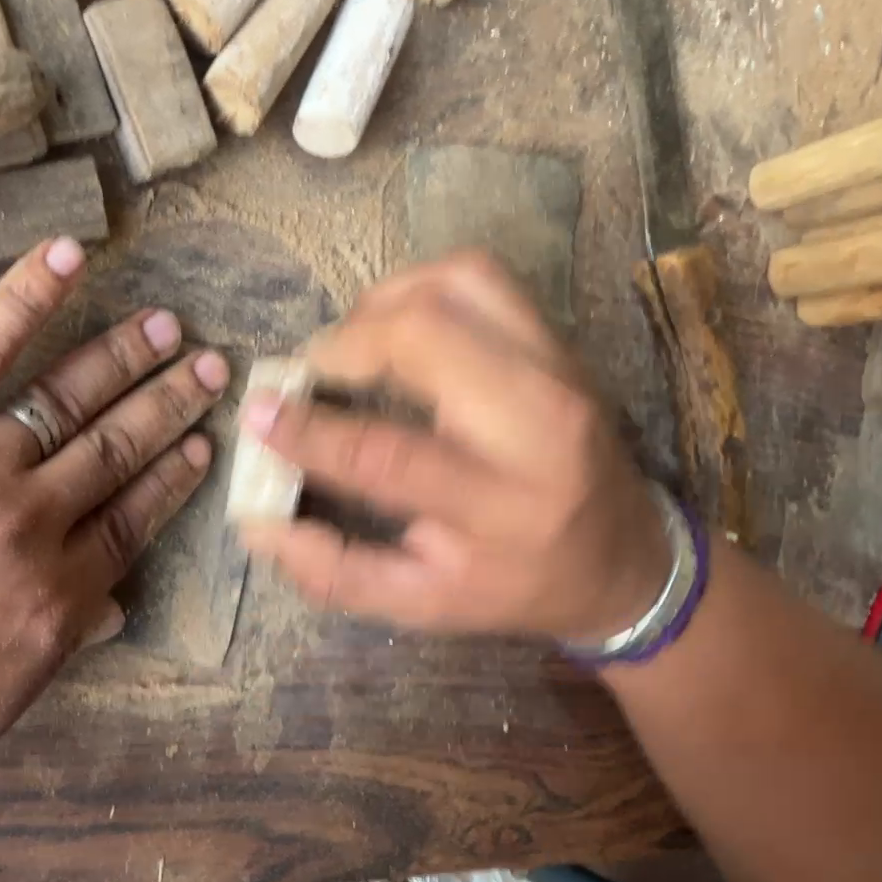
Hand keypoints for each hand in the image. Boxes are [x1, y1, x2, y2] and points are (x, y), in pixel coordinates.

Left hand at [0, 238, 230, 814]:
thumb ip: (50, 655)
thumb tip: (109, 607)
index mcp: (50, 602)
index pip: (131, 525)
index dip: (172, 480)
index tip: (201, 445)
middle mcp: (29, 525)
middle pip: (117, 452)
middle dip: (169, 406)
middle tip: (209, 367)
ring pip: (68, 397)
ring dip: (124, 356)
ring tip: (167, 325)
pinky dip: (27, 298)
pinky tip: (70, 256)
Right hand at [237, 252, 670, 641]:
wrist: (624, 559)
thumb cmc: (512, 584)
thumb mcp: (421, 605)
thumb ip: (333, 571)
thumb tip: (257, 524)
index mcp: (500, 505)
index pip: (389, 453)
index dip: (310, 430)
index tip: (257, 415)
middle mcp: (538, 423)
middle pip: (427, 337)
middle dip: (343, 345)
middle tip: (306, 376)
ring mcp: (557, 368)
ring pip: (454, 286)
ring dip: (377, 307)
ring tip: (345, 350)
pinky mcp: (557, 340)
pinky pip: (478, 277)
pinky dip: (415, 286)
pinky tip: (389, 326)